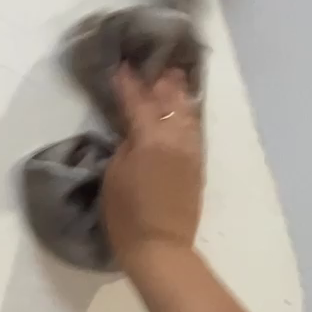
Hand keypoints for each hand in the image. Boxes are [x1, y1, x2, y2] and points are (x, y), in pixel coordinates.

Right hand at [103, 65, 204, 273]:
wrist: (159, 246)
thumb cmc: (125, 214)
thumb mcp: (114, 175)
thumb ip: (126, 146)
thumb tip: (134, 131)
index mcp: (150, 140)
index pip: (138, 103)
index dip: (129, 85)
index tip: (121, 67)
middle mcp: (175, 139)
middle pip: (169, 103)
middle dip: (161, 84)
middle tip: (156, 65)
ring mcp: (190, 152)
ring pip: (186, 115)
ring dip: (179, 96)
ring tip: (174, 80)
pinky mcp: (196, 166)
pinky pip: (193, 130)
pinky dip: (187, 115)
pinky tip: (183, 111)